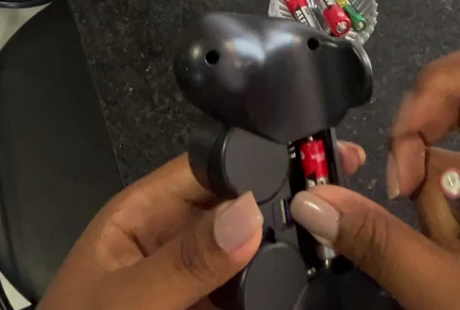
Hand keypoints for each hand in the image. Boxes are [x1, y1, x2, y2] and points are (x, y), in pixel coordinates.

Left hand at [41, 142, 365, 309]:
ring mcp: (194, 283)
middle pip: (240, 213)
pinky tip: (300, 295)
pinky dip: (274, 296)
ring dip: (285, 260)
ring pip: (252, 259)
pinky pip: (248, 295)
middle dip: (283, 214)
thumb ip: (184, 260)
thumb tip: (248, 211)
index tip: (311, 168)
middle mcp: (174, 240)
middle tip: (332, 220)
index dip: (258, 163)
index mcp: (146, 212)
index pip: (211, 169)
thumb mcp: (126, 300)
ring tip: (326, 258)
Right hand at [288, 45, 459, 309]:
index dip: (446, 77)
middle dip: (422, 148)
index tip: (409, 125)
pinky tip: (451, 279)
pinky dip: (444, 236)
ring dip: (433, 208)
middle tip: (399, 189)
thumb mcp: (459, 300)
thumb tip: (317, 204)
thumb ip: (381, 246)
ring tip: (441, 264)